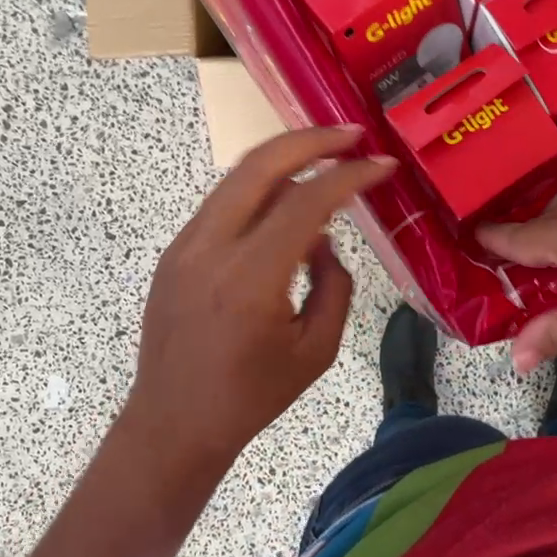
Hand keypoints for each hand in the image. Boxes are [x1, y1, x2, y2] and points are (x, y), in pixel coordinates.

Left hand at [124, 126, 396, 473]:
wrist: (174, 421)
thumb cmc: (252, 396)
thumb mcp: (316, 350)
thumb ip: (333, 286)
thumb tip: (322, 241)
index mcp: (250, 279)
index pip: (306, 202)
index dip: (350, 176)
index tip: (382, 165)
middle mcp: (210, 249)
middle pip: (259, 164)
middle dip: (310, 139)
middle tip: (351, 135)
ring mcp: (184, 246)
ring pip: (236, 177)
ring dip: (283, 160)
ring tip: (324, 159)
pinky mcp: (174, 253)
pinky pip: (223, 204)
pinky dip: (259, 191)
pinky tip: (286, 204)